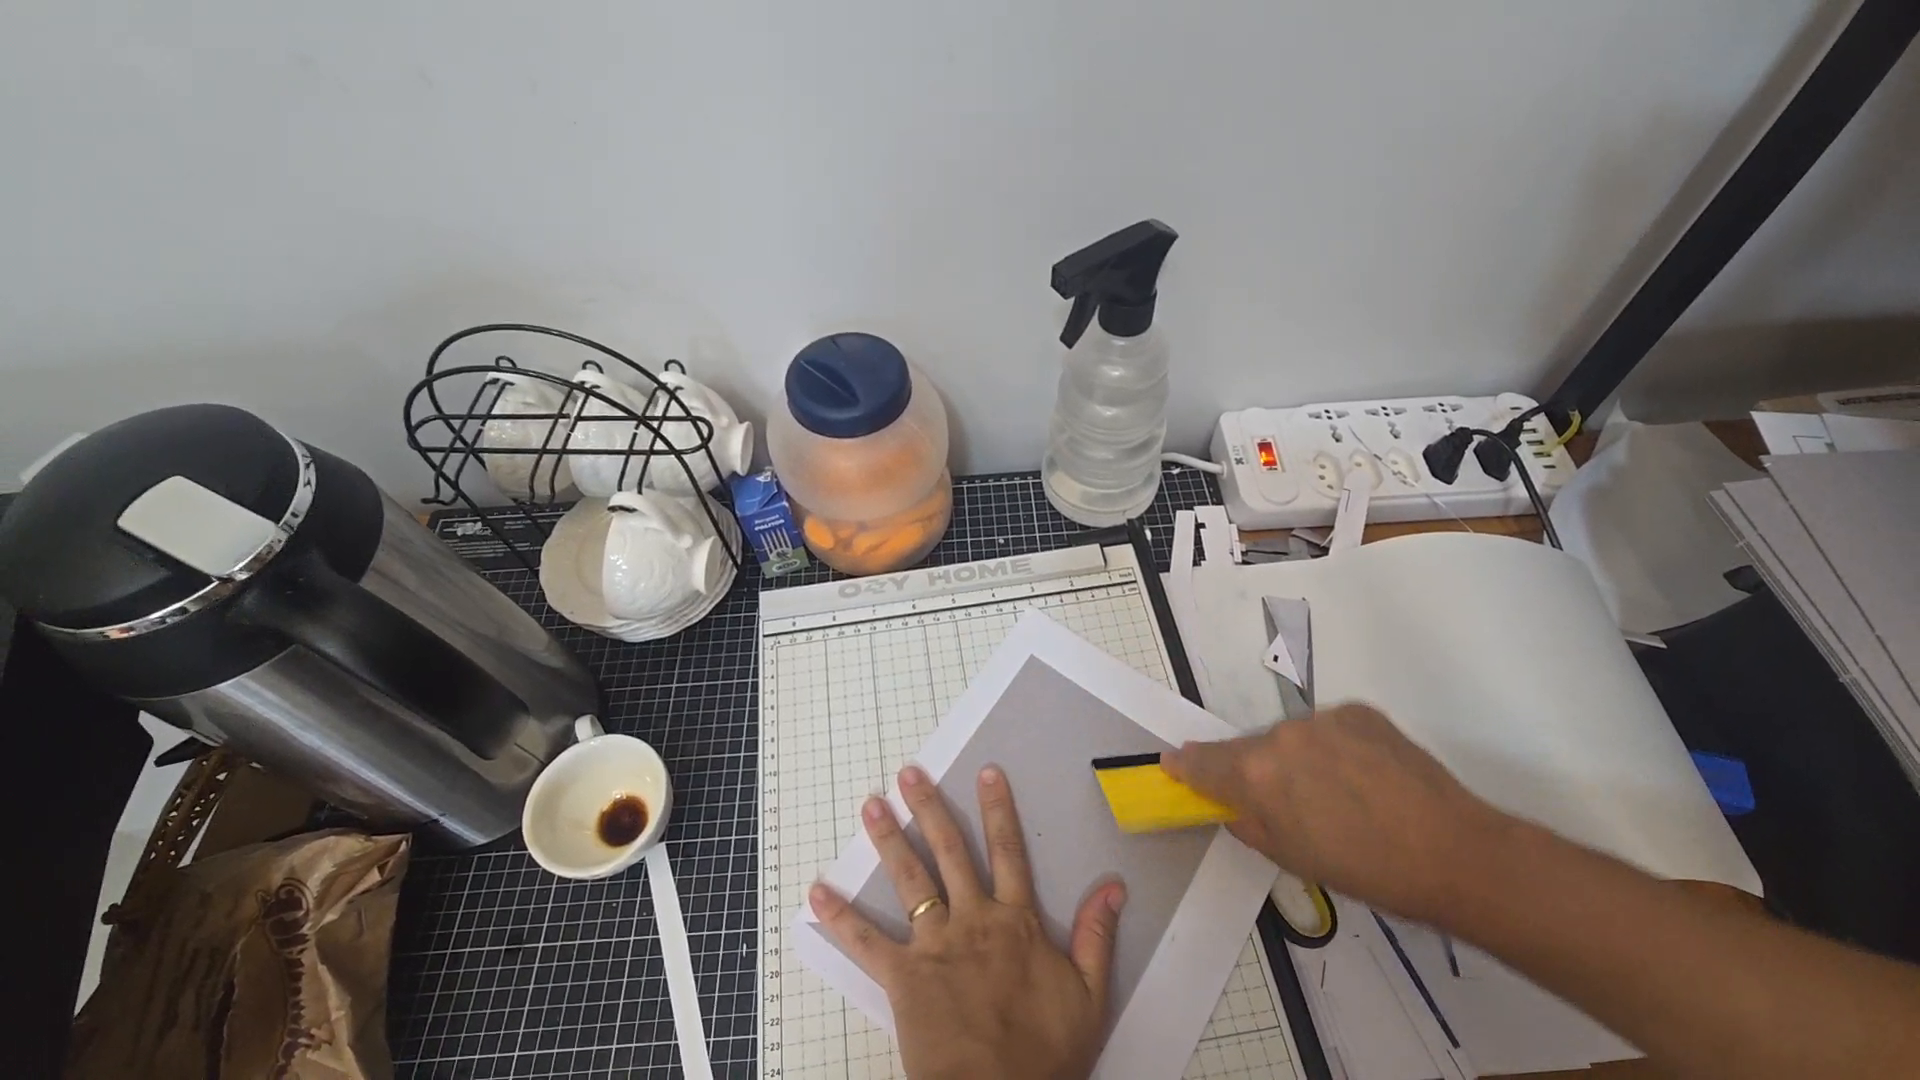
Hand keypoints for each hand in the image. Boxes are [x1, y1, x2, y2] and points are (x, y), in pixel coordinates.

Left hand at [809, 763, 1126, 1079]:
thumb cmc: (1045, 1052)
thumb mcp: (1090, 995)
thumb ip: (1098, 936)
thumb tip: (1114, 885)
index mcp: (1016, 922)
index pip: (1008, 851)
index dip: (998, 809)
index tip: (985, 773)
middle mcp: (972, 920)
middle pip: (949, 852)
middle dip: (928, 808)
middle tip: (909, 773)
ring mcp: (934, 945)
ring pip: (909, 881)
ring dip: (888, 840)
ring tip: (869, 805)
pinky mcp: (903, 976)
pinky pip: (866, 942)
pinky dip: (840, 917)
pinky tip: (817, 892)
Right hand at [1162, 702, 1505, 922]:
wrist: (1452, 852)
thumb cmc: (1365, 870)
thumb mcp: (1290, 858)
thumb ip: (1249, 823)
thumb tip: (1234, 806)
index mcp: (1257, 774)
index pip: (1204, 762)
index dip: (1186, 765)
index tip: (1174, 764)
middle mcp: (1282, 736)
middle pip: (1250, 748)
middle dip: (1253, 770)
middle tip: (1278, 799)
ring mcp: (1323, 719)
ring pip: (1291, 737)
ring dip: (1296, 759)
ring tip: (1333, 793)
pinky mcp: (1359, 712)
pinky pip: (1328, 729)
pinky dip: (1332, 748)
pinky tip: (1360, 776)